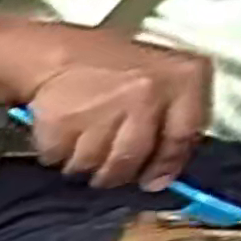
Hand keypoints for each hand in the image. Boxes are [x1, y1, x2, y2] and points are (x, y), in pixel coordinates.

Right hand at [27, 33, 210, 190]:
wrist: (64, 57)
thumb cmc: (118, 75)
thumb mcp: (163, 83)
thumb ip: (171, 125)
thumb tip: (160, 180)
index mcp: (183, 78)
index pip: (182, 136)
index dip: (165, 165)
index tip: (151, 182)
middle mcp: (146, 92)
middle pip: (131, 159)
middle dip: (115, 173)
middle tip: (105, 168)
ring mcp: (103, 108)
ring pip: (91, 166)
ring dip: (82, 165)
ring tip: (81, 145)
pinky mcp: (64, 123)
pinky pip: (59, 160)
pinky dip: (57, 157)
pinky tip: (64, 137)